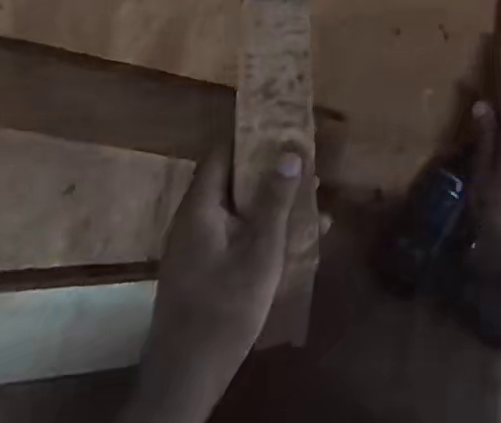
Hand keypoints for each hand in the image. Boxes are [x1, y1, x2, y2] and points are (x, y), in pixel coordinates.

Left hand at [120, 143, 302, 422]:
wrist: (188, 376)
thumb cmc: (225, 306)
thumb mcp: (260, 251)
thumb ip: (276, 200)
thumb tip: (290, 152)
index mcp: (200, 210)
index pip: (219, 156)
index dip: (249, 136)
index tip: (282, 125)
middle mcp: (193, 222)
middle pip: (232, 180)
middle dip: (270, 169)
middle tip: (307, 162)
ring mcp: (197, 248)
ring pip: (239, 209)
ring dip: (273, 201)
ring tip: (313, 198)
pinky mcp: (205, 269)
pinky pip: (237, 233)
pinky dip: (265, 228)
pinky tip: (300, 238)